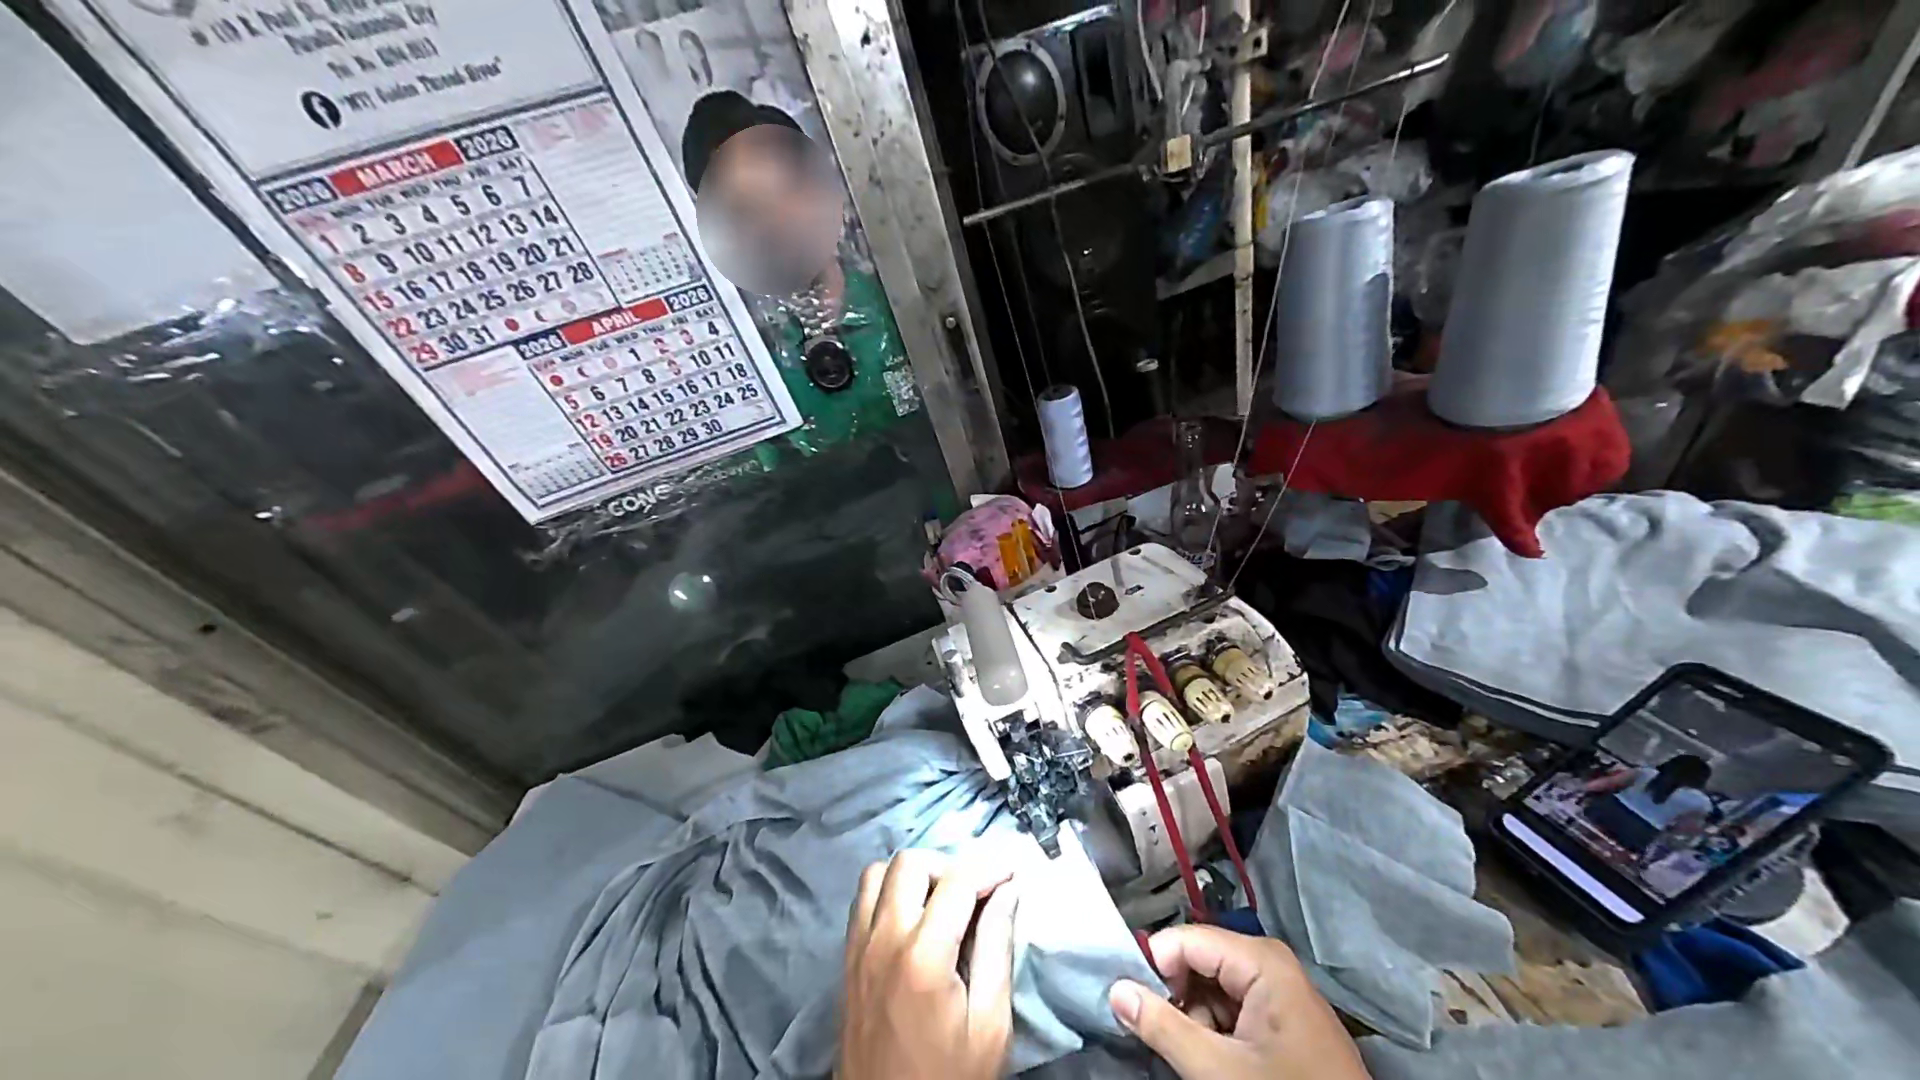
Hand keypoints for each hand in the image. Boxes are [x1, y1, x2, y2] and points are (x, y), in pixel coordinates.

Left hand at [838, 851, 1019, 1079]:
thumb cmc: (949, 1078)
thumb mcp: (990, 1025)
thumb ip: (997, 948)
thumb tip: (1007, 891)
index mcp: (923, 956)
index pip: (956, 880)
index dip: (989, 868)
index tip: (1010, 873)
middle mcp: (884, 939)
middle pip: (910, 862)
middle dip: (948, 865)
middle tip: (973, 893)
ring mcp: (858, 947)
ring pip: (878, 873)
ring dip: (912, 875)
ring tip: (940, 902)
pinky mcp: (845, 959)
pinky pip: (861, 901)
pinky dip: (887, 892)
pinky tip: (911, 917)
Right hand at [1109, 925, 1371, 1079]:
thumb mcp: (1219, 1070)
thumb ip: (1162, 1026)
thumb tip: (1115, 990)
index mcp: (1259, 959)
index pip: (1184, 940)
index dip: (1152, 967)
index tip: (1130, 1003)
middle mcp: (1268, 961)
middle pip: (1197, 961)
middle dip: (1176, 997)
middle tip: (1166, 1038)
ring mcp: (1278, 989)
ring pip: (1211, 986)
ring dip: (1193, 1018)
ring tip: (1197, 1059)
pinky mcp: (1281, 1017)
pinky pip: (1231, 1006)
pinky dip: (1214, 1030)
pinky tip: (1216, 1061)